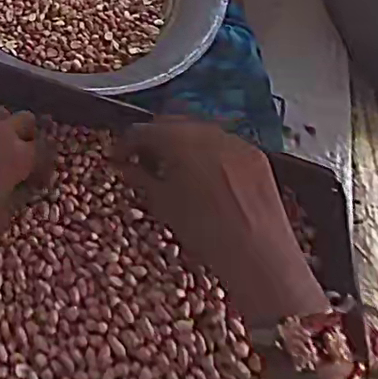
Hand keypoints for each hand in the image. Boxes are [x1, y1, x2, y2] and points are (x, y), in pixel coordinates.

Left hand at [0, 108, 50, 270]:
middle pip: (24, 119)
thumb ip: (19, 193)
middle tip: (18, 157)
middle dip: (25, 136)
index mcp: (19, 156)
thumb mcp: (1, 217)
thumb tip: (25, 184)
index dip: (43, 163)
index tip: (37, 175)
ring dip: (0, 130)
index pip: (44, 149)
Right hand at [115, 117, 327, 320]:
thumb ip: (140, 177)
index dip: (125, 144)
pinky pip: (223, 143)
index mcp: (179, 140)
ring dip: (181, 142)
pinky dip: (207, 152)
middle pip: (170, 123)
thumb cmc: (204, 232)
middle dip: (153, 139)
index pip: (142, 131)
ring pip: (198, 130)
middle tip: (143, 161)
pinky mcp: (255, 153)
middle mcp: (208, 131)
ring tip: (174, 168)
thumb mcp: (163, 204)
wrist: (259, 256)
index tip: (118, 158)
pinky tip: (204, 175)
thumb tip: (123, 165)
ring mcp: (235, 140)